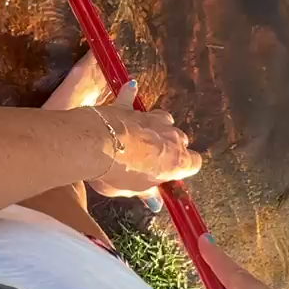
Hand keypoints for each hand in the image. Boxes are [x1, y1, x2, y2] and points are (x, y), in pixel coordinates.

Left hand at [87, 82, 201, 196]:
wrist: (95, 144)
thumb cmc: (116, 172)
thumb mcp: (132, 190)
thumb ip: (146, 192)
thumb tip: (155, 202)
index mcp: (176, 161)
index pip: (194, 164)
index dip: (183, 168)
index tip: (171, 174)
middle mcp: (169, 136)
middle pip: (179, 140)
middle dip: (169, 147)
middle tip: (152, 159)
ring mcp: (150, 119)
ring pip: (163, 119)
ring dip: (156, 126)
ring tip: (143, 135)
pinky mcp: (128, 108)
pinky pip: (131, 97)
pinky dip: (130, 94)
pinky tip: (131, 86)